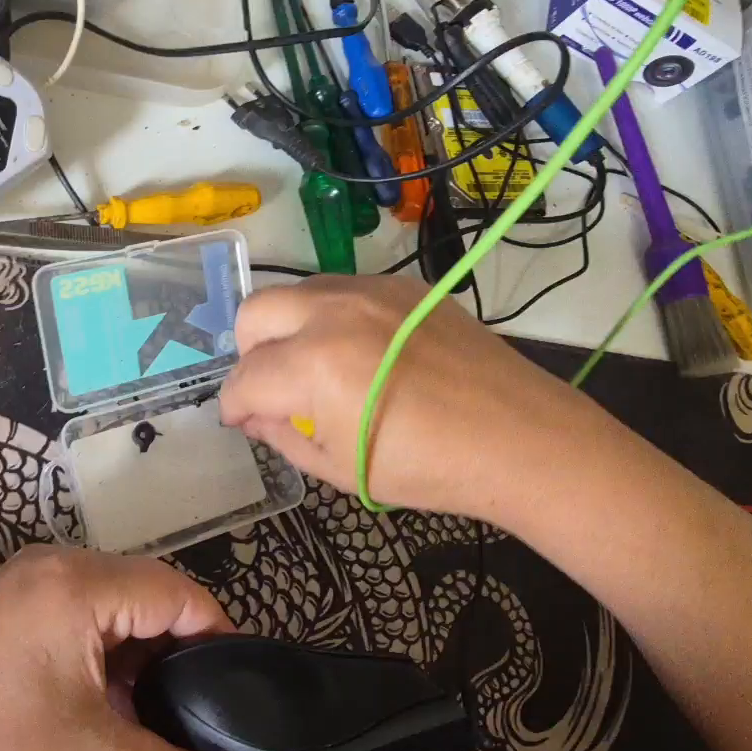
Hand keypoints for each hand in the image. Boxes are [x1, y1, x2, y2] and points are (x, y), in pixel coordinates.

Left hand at [0, 546, 238, 750]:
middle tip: (208, 716)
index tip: (243, 693)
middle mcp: (54, 568)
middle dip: (179, 658)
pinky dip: (104, 669)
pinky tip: (112, 721)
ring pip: (112, 616)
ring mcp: (26, 591)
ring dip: (140, 668)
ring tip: (166, 726)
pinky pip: (78, 629)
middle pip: (146, 598)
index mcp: (78, 582)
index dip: (219, 638)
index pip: (177, 592)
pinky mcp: (7, 619)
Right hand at [218, 275, 622, 518]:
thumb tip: (252, 413)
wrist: (518, 436)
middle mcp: (334, 311)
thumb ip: (281, 435)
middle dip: (249, 352)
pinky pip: (340, 289)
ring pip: (295, 293)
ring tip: (316, 367)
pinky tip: (360, 351)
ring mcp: (370, 289)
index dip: (233, 404)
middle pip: (255, 311)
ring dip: (287, 328)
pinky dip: (329, 316)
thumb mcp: (339, 466)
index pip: (245, 377)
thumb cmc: (426, 466)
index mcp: (316, 363)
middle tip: (273, 386)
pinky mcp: (400, 284)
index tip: (241, 419)